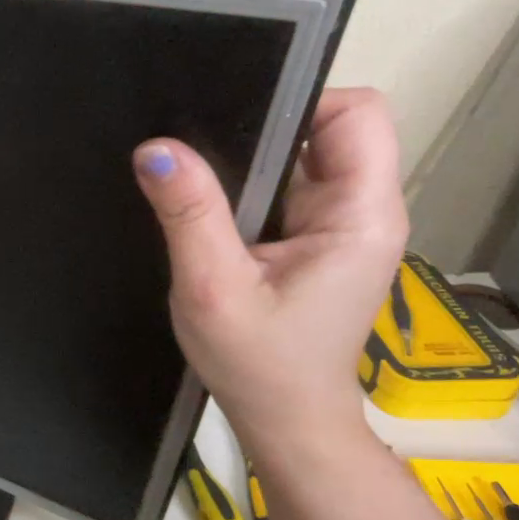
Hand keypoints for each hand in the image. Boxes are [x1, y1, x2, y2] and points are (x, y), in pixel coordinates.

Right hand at [132, 88, 407, 445]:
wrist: (283, 418)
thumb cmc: (258, 361)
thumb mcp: (214, 287)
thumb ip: (190, 213)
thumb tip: (156, 148)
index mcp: (361, 215)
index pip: (357, 114)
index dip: (300, 101)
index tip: (231, 121)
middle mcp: (362, 210)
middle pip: (330, 128)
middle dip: (266, 127)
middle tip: (200, 148)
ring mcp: (339, 226)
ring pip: (304, 155)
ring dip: (254, 158)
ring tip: (198, 175)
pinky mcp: (314, 241)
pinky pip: (287, 186)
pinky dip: (249, 183)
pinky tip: (209, 202)